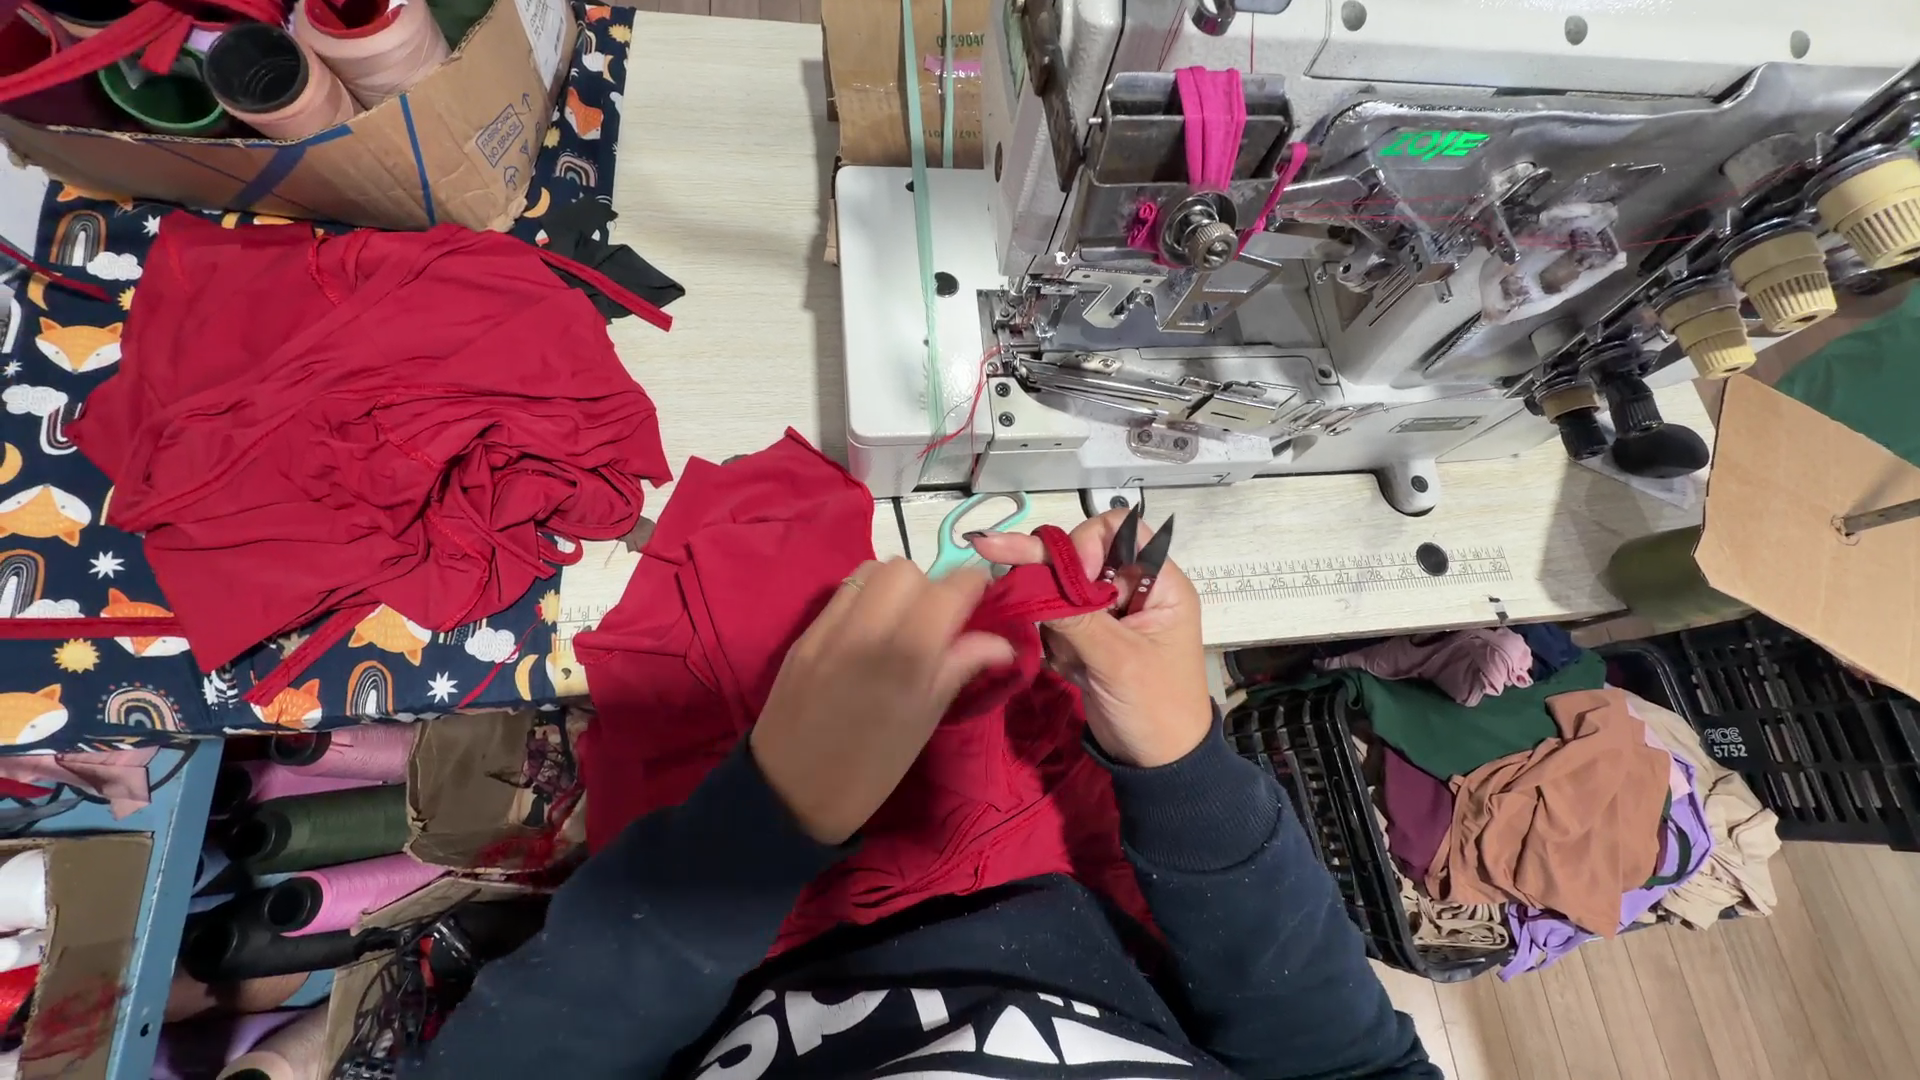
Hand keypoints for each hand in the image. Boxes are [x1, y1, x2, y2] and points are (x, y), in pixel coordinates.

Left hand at [749, 559, 1017, 843]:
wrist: (788, 796)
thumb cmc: (870, 771)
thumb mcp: (925, 723)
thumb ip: (960, 668)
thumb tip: (1003, 642)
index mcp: (908, 657)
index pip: (952, 589)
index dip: (974, 585)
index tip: (980, 598)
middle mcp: (868, 630)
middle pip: (909, 569)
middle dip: (931, 585)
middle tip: (937, 619)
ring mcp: (830, 628)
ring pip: (873, 570)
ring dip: (896, 585)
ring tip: (901, 621)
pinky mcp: (804, 633)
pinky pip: (843, 592)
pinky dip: (866, 597)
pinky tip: (870, 629)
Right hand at [971, 509, 1211, 767]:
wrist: (1156, 765)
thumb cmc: (1155, 709)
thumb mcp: (1119, 662)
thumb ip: (1077, 618)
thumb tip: (1034, 582)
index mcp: (1159, 583)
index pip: (1119, 531)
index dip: (1087, 544)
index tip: (1073, 580)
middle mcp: (1132, 588)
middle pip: (1080, 554)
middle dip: (1052, 576)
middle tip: (996, 557)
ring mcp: (1107, 611)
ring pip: (1061, 586)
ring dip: (1051, 616)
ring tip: (1068, 657)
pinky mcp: (1088, 635)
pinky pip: (1055, 617)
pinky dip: (1050, 638)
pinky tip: (1066, 667)